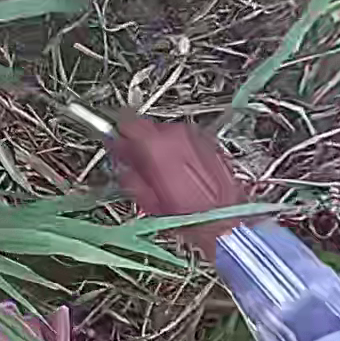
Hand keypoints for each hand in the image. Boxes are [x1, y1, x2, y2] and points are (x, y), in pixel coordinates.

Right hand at [108, 113, 253, 258]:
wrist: (223, 218)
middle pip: (146, 127)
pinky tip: (177, 171)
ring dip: (158, 147)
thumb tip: (121, 162)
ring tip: (158, 171)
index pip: (126, 122)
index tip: (116, 145)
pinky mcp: (208, 143)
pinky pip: (183, 139)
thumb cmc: (187, 213)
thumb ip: (128, 171)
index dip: (118, 135)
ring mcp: (194, 136)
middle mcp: (176, 135)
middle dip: (138, 143)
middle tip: (135, 164)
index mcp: (155, 145)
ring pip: (165, 133)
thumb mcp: (144, 197)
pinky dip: (176, 150)